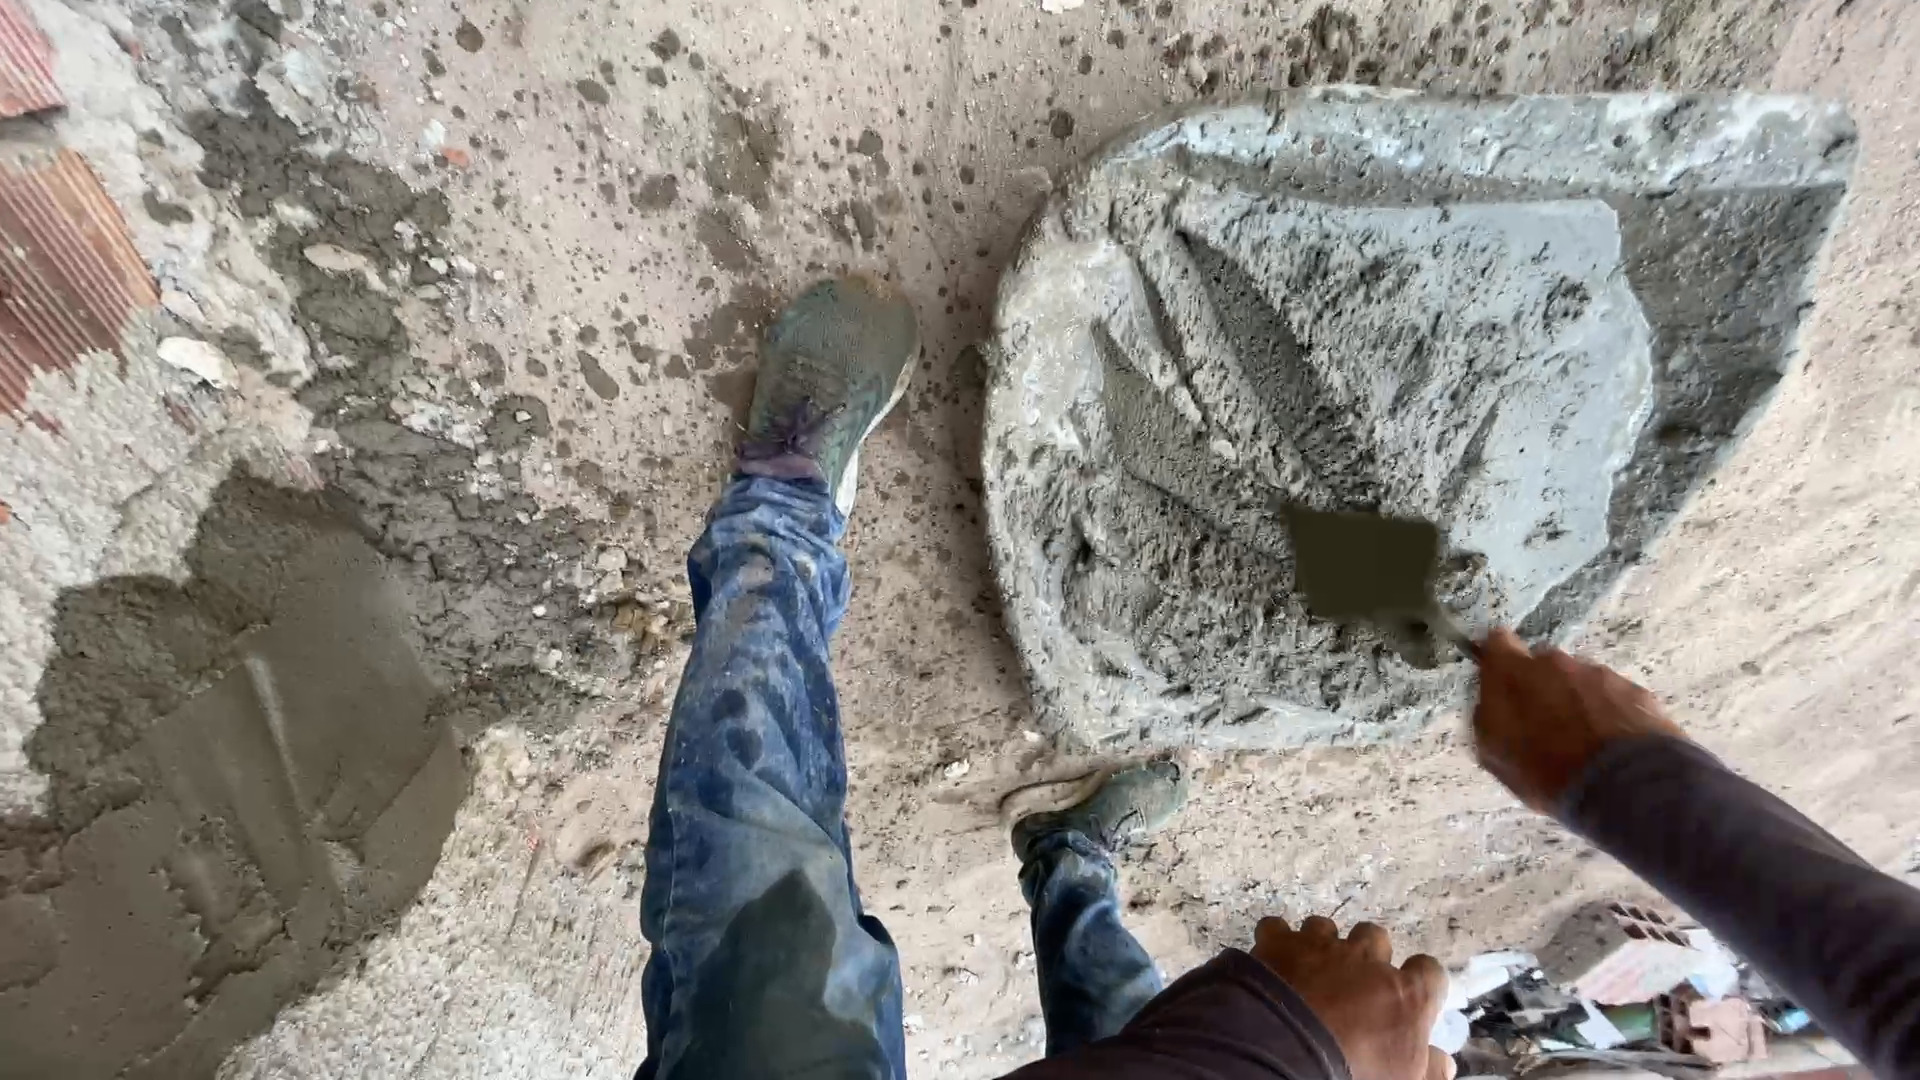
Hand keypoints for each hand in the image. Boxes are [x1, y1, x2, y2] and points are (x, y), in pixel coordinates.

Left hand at [1250, 916, 1452, 1079]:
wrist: (1287, 1050)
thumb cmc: (1356, 1073)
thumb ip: (1429, 1070)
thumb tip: (1443, 1059)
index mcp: (1403, 993)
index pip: (1430, 971)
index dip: (1423, 981)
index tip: (1414, 994)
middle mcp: (1364, 958)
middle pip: (1374, 936)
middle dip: (1369, 953)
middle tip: (1358, 982)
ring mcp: (1317, 943)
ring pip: (1326, 926)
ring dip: (1323, 944)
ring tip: (1314, 971)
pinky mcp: (1278, 940)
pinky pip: (1278, 926)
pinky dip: (1277, 939)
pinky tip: (1275, 959)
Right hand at [1472, 627, 1685, 810]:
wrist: (1628, 789)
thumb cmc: (1546, 769)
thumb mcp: (1492, 750)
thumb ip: (1487, 714)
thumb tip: (1493, 703)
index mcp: (1513, 671)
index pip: (1497, 641)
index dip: (1497, 657)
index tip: (1499, 676)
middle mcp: (1555, 663)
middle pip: (1543, 663)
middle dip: (1541, 683)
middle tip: (1545, 720)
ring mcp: (1601, 675)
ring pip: (1581, 679)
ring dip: (1578, 699)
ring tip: (1587, 738)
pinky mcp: (1639, 693)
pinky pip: (1616, 696)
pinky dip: (1612, 713)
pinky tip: (1614, 743)